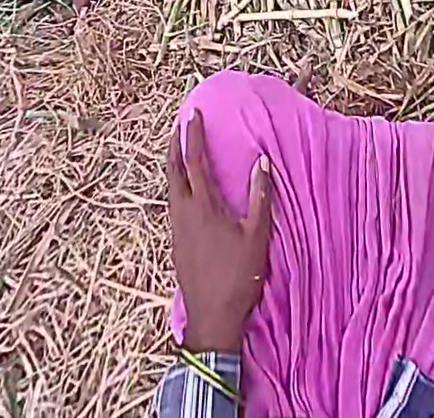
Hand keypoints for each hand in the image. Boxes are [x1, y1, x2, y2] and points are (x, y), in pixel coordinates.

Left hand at [168, 112, 273, 352]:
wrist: (211, 318)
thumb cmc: (237, 276)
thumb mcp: (256, 235)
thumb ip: (259, 196)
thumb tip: (261, 162)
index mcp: (202, 205)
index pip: (194, 160)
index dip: (193, 135)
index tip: (193, 114)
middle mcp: (183, 210)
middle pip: (174, 169)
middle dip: (175, 144)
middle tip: (179, 125)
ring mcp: (176, 226)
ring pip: (171, 186)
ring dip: (174, 164)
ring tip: (180, 150)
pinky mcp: (175, 240)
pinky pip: (173, 201)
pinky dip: (177, 183)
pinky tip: (184, 189)